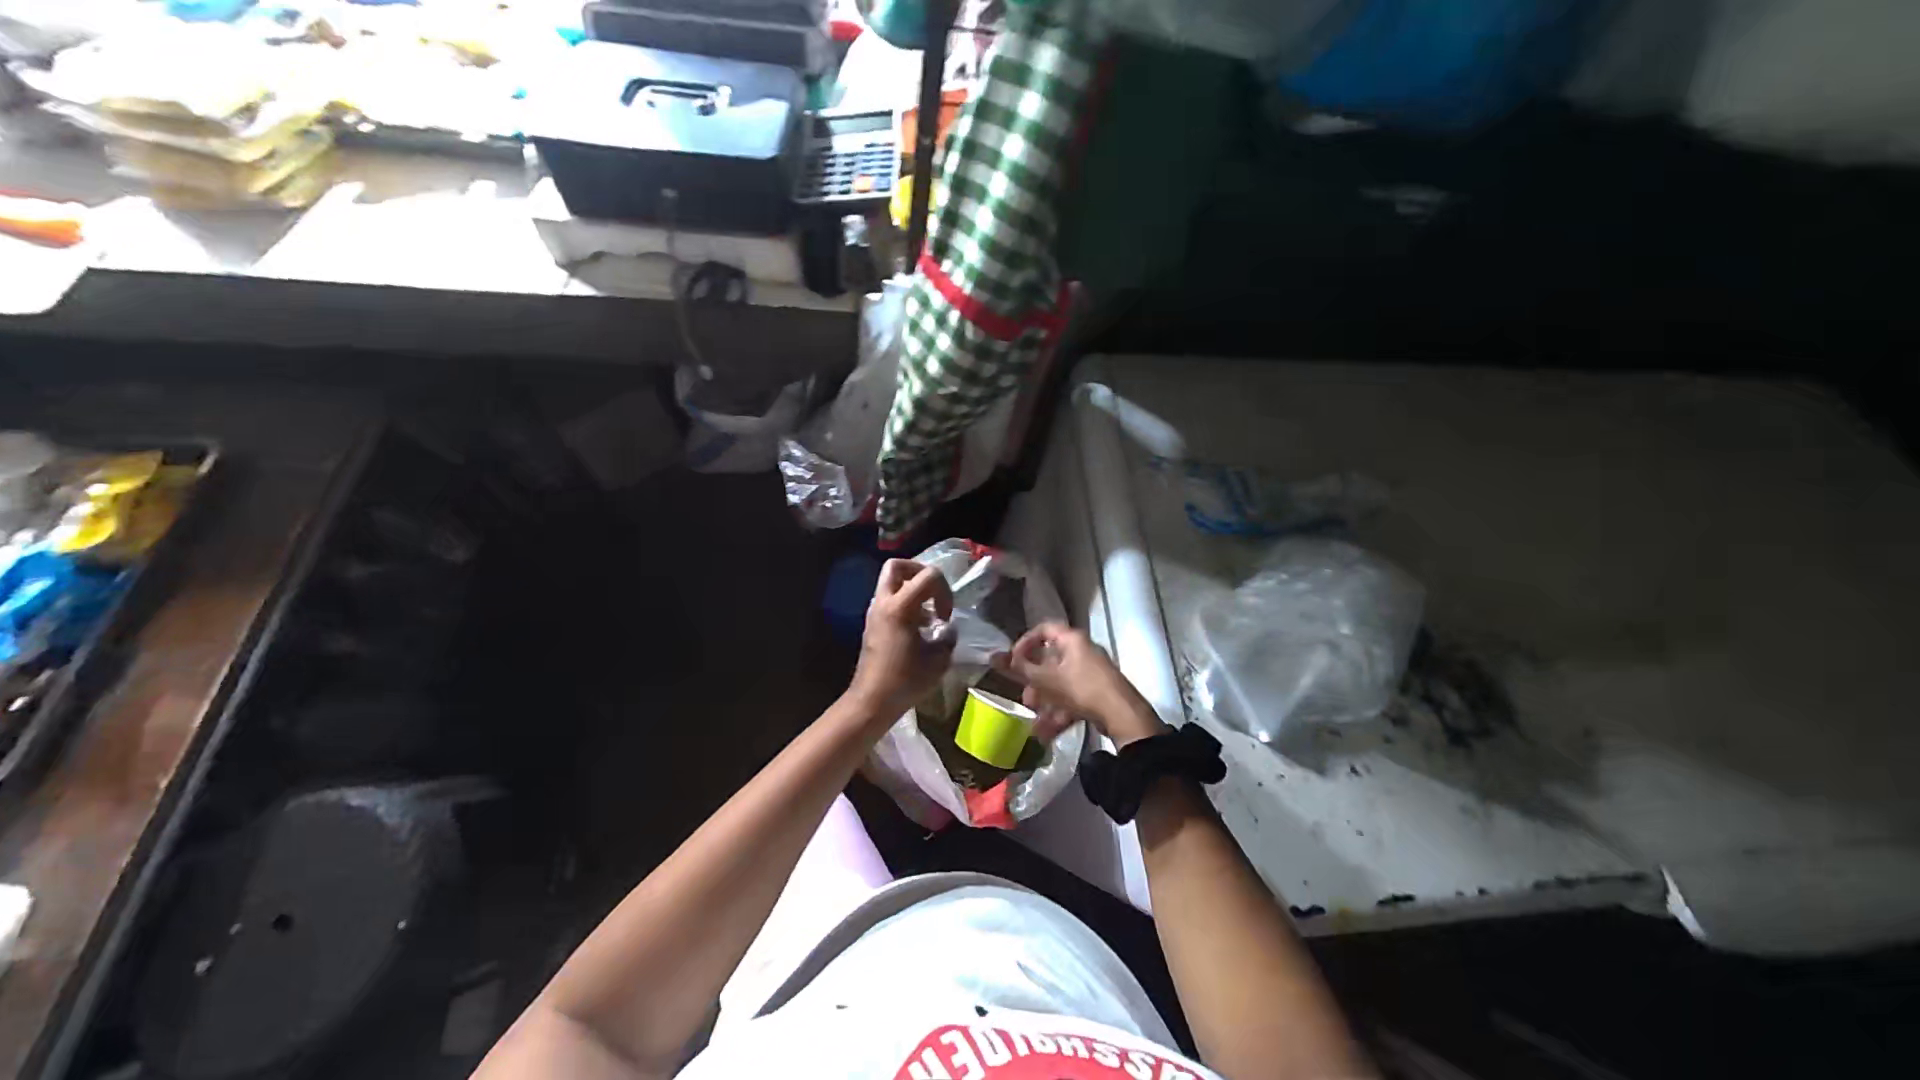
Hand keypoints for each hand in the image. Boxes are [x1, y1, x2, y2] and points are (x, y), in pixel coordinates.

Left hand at [847, 559, 954, 718]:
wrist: (872, 700)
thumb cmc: (906, 681)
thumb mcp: (939, 659)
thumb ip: (948, 637)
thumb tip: (947, 628)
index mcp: (900, 606)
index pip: (928, 575)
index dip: (944, 591)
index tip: (945, 617)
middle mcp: (884, 602)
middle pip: (898, 566)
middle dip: (920, 573)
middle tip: (934, 594)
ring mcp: (874, 612)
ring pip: (891, 582)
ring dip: (912, 590)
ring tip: (928, 616)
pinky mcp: (872, 623)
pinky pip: (889, 599)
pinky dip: (905, 603)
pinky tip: (917, 628)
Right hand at [997, 623, 1167, 746]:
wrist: (1122, 715)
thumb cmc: (1081, 689)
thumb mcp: (1046, 680)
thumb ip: (1020, 669)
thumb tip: (993, 656)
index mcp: (1072, 640)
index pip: (1043, 630)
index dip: (1025, 643)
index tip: (1014, 661)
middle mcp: (1082, 651)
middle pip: (1051, 661)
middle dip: (1035, 684)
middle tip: (1025, 698)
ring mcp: (1092, 672)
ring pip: (1061, 684)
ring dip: (1046, 703)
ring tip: (1035, 722)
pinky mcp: (1098, 691)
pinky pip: (1073, 697)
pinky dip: (1060, 712)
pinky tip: (1048, 734)